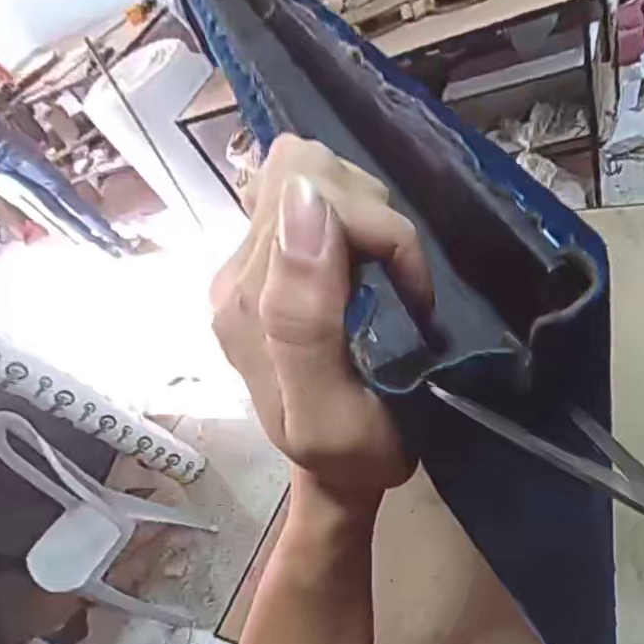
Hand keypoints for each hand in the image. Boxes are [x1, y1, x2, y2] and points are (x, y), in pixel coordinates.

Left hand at [210, 135, 427, 503]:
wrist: (338, 472)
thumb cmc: (350, 454)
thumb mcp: (328, 412)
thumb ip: (304, 318)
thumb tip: (305, 202)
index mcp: (245, 304)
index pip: (304, 192)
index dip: (373, 229)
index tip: (406, 293)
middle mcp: (236, 274)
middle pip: (302, 171)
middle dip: (369, 216)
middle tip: (397, 283)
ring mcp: (250, 265)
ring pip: (310, 175)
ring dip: (366, 219)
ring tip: (387, 283)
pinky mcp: (271, 266)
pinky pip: (311, 199)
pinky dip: (354, 223)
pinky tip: (365, 270)